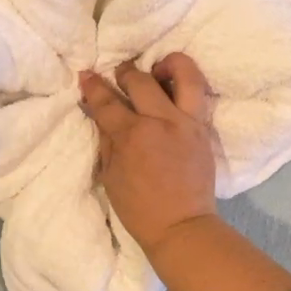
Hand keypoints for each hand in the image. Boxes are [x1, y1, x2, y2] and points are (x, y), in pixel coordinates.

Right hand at [79, 53, 219, 254]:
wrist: (181, 226)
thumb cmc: (139, 209)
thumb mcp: (111, 176)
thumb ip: (107, 141)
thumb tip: (102, 116)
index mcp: (132, 136)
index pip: (107, 102)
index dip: (93, 86)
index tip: (85, 75)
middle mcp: (160, 121)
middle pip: (140, 80)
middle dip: (124, 73)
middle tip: (118, 75)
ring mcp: (187, 122)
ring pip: (183, 74)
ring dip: (168, 64)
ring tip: (158, 68)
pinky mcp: (204, 129)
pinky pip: (199, 94)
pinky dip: (186, 83)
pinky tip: (175, 87)